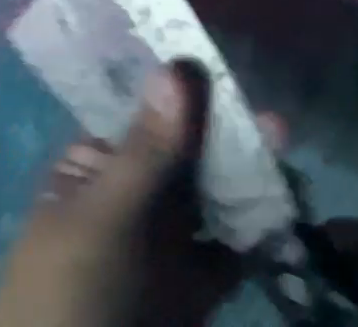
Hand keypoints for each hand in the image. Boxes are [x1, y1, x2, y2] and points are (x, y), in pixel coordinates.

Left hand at [0, 61, 284, 326]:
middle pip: (187, 154)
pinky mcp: (193, 289)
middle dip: (229, 136)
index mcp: (92, 167)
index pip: (142, 115)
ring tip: (290, 165)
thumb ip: (146, 152)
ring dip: (251, 181)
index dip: (182, 90)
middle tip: (278, 124)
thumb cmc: (67, 291)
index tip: (225, 65)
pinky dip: (259, 234)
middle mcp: (130, 196)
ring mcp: (163, 243)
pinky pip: (233, 250)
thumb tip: (176, 67)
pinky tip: (287, 215)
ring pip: (215, 199)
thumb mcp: (101, 219)